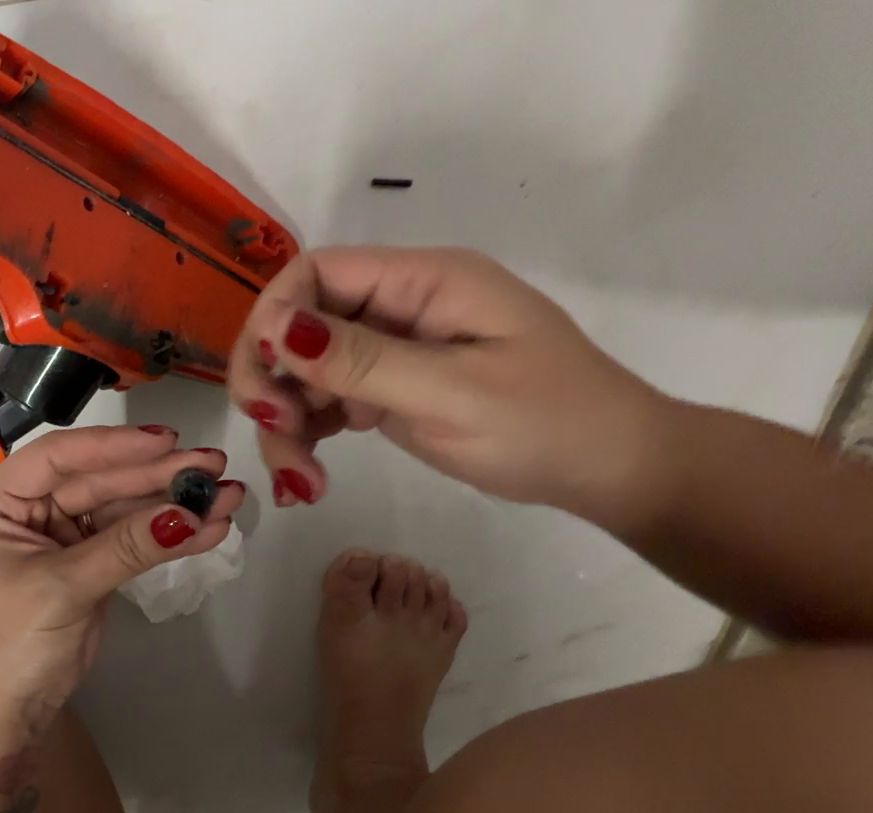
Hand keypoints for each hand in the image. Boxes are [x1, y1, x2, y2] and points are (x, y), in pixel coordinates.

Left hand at [0, 426, 245, 711]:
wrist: (13, 708)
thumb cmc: (14, 641)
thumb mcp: (64, 587)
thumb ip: (127, 547)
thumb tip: (192, 515)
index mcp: (0, 502)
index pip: (56, 457)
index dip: (112, 445)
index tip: (166, 442)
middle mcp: (31, 509)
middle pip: (99, 479)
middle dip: (155, 475)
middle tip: (213, 465)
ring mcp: (65, 535)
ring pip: (123, 506)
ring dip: (173, 503)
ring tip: (227, 496)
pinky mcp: (93, 561)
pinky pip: (134, 538)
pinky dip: (170, 534)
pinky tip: (210, 527)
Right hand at [225, 246, 671, 523]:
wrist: (604, 470)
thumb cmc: (546, 422)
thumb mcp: (451, 392)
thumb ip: (361, 360)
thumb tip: (274, 329)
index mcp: (423, 283)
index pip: (316, 272)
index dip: (275, 315)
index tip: (268, 377)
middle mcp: (395, 309)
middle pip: (294, 325)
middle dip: (270, 378)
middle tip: (272, 428)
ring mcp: (386, 354)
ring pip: (298, 373)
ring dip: (283, 424)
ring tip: (299, 479)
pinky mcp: (381, 394)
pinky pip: (319, 406)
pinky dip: (302, 440)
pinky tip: (305, 481)